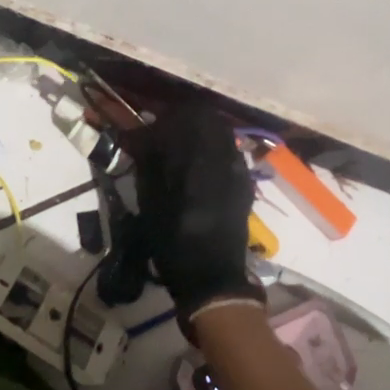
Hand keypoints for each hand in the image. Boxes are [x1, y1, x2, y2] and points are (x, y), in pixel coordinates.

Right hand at [131, 104, 257, 320]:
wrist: (211, 274)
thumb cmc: (172, 240)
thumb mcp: (149, 200)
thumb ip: (148, 162)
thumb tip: (144, 135)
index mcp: (190, 158)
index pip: (179, 116)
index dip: (163, 118)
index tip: (151, 128)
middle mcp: (218, 154)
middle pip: (205, 116)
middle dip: (185, 119)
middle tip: (169, 132)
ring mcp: (236, 166)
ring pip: (221, 130)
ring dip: (203, 130)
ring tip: (188, 147)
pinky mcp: (245, 179)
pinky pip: (230, 150)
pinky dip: (216, 149)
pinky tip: (205, 166)